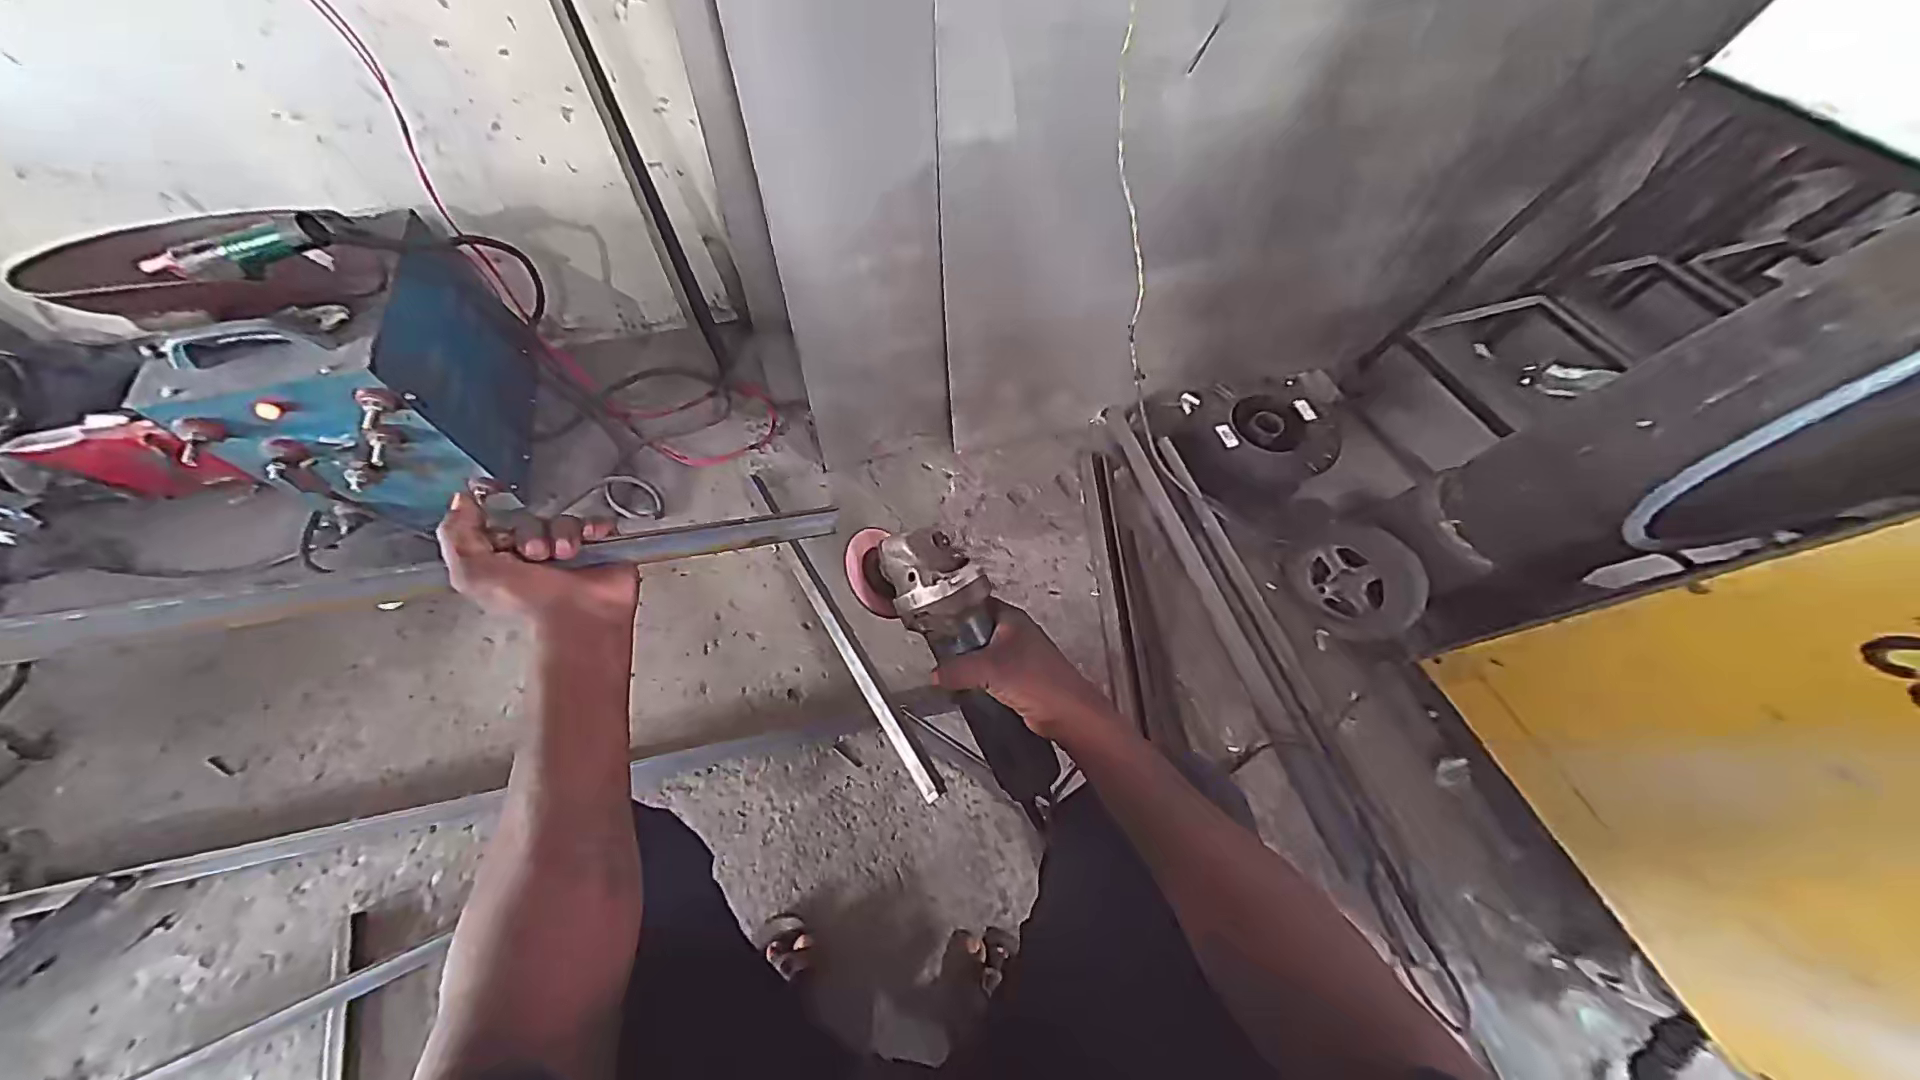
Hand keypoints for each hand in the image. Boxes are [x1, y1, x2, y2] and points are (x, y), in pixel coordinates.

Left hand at [436, 492, 638, 629]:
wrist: (578, 617)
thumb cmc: (525, 601)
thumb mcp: (472, 573)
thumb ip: (456, 535)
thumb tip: (460, 498)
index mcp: (505, 557)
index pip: (502, 521)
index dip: (500, 516)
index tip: (502, 520)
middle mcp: (539, 551)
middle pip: (533, 518)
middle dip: (532, 532)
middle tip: (538, 554)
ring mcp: (574, 548)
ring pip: (565, 519)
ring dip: (564, 532)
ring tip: (566, 554)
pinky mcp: (604, 546)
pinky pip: (599, 521)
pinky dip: (595, 525)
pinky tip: (592, 537)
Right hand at [933, 602, 1114, 739]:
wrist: (1066, 713)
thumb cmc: (1043, 682)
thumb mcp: (988, 669)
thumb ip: (957, 669)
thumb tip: (938, 673)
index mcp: (1011, 619)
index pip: (976, 605)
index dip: (956, 611)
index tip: (937, 621)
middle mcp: (1015, 634)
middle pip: (976, 632)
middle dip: (960, 644)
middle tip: (944, 653)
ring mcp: (1017, 657)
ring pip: (982, 655)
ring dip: (970, 666)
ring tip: (957, 674)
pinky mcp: (1017, 679)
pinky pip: (990, 675)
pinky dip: (980, 682)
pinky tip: (973, 690)